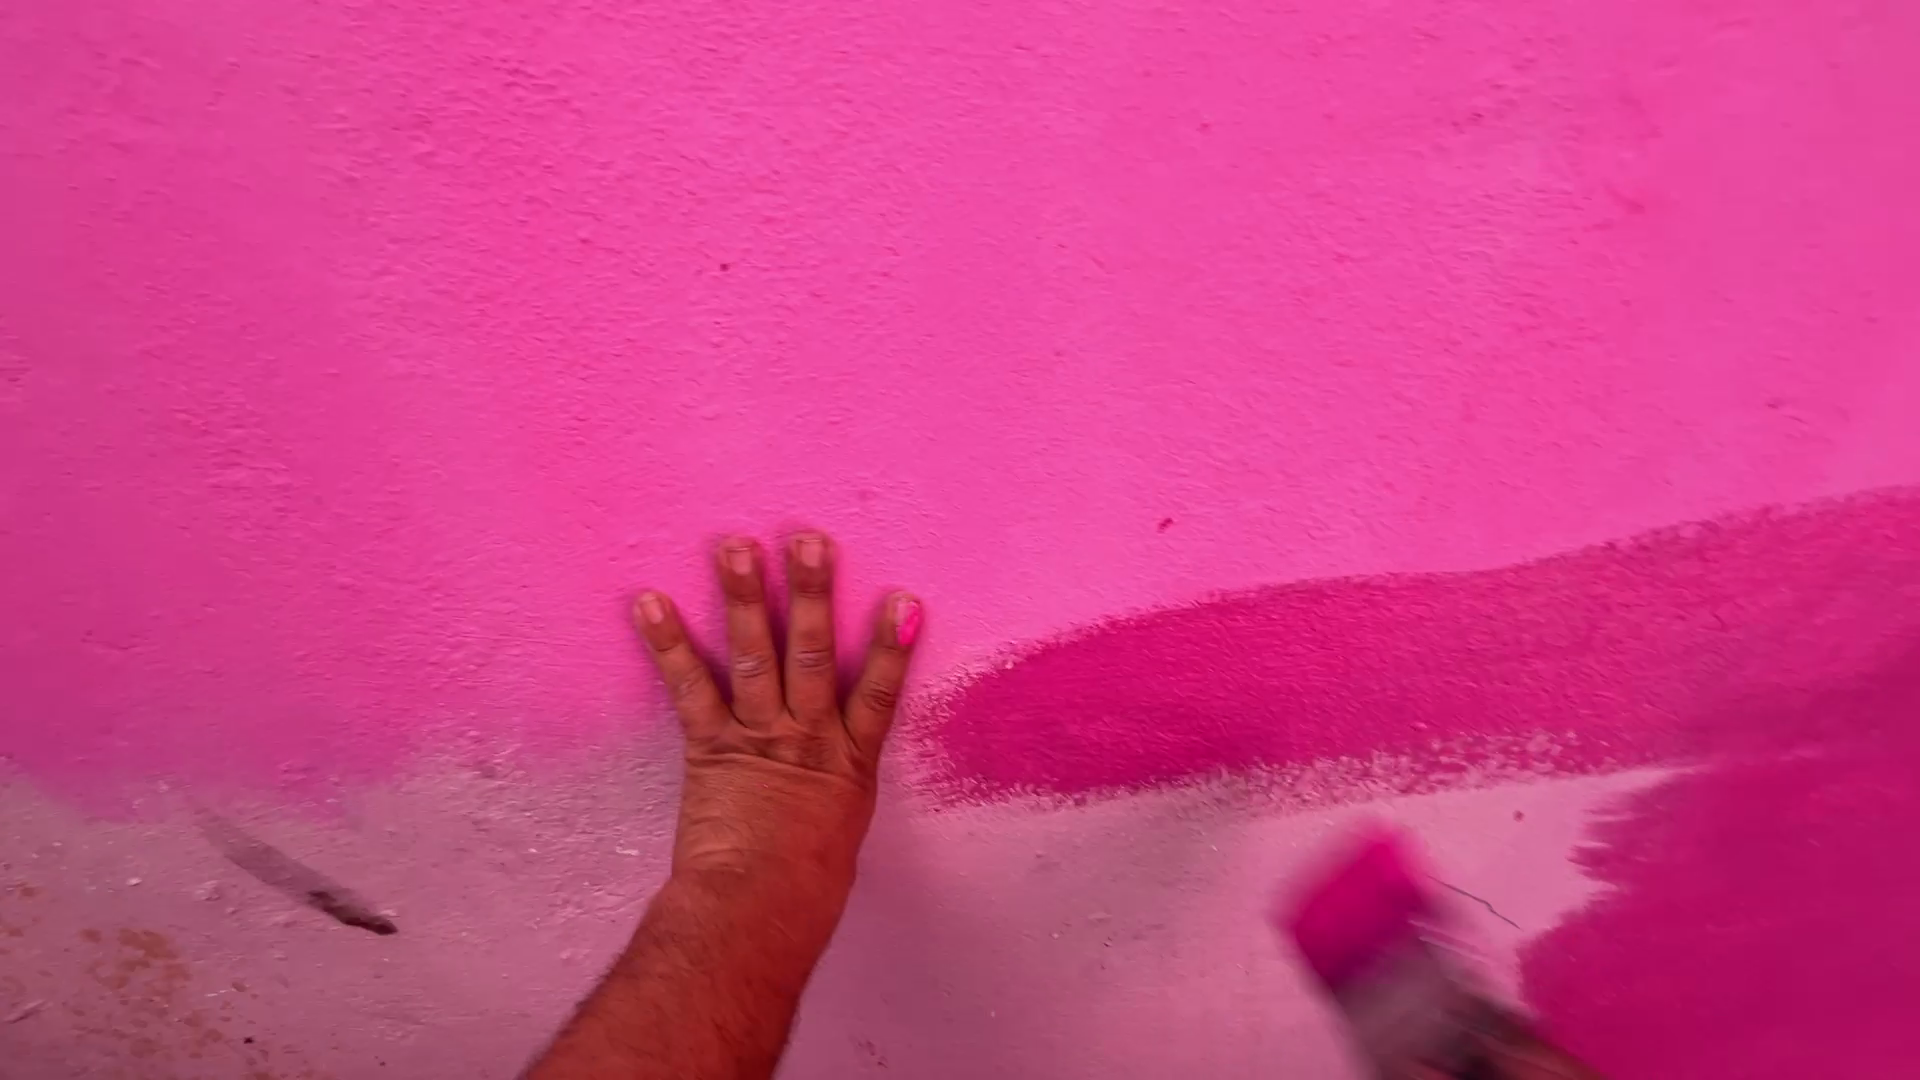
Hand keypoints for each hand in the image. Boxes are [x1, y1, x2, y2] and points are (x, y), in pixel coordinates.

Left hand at [632, 532, 920, 905]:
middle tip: (808, 541)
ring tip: (735, 548)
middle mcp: (807, 735)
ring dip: (744, 599)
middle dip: (811, 594)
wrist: (753, 918)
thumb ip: (839, 778)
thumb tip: (832, 763)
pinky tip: (649, 601)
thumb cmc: (807, 884)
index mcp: (849, 758)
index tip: (904, 600)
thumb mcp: (842, 825)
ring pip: (754, 657)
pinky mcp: (710, 746)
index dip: (893, 645)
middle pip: (812, 654)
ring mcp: (757, 736)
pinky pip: (689, 689)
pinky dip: (668, 644)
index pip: (879, 691)